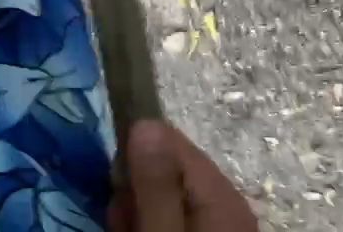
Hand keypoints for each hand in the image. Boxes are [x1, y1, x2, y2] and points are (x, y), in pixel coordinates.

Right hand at [111, 122, 257, 231]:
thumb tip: (144, 121)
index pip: (165, 134)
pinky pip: (173, 207)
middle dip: (134, 184)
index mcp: (219, 189)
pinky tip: (143, 230)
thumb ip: (156, 183)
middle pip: (161, 160)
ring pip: (162, 185)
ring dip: (138, 203)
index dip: (132, 154)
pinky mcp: (212, 230)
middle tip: (124, 216)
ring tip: (131, 228)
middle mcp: (224, 194)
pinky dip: (154, 217)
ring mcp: (220, 216)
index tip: (118, 183)